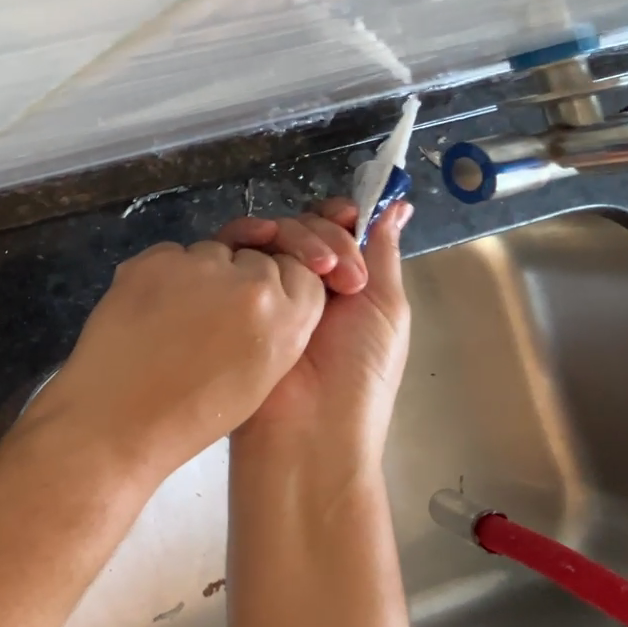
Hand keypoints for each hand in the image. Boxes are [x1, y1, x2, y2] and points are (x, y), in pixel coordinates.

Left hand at [22, 237, 327, 480]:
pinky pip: (169, 255)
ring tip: (173, 317)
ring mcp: (198, 265)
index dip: (273, 287)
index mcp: (287, 319)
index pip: (297, 272)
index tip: (250, 308)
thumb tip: (262, 288)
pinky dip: (162, 275)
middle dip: (236, 277)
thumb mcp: (261, 373)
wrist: (118, 416)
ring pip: (209, 252)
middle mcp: (249, 283)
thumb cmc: (192, 412)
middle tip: (208, 316)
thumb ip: (275, 324)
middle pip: (253, 257)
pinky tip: (147, 309)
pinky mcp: (153, 259)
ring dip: (198, 274)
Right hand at [217, 198, 414, 462]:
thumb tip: (398, 205)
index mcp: (342, 281)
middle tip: (339, 272)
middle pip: (302, 225)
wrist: (307, 422)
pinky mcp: (229, 291)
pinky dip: (251, 244)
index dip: (338, 215)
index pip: (333, 228)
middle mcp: (301, 279)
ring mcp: (263, 285)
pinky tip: (263, 255)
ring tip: (314, 274)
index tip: (349, 215)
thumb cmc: (358, 370)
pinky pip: (235, 252)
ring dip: (294, 240)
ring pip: (270, 234)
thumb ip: (382, 253)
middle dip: (323, 233)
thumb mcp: (385, 307)